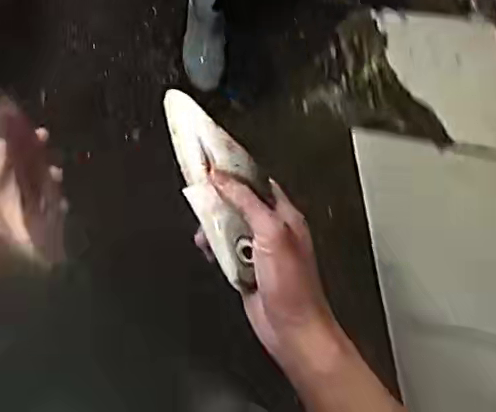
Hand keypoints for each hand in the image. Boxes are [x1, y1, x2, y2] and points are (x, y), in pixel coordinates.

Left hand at [0, 127, 62, 313]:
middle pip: (11, 165)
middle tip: (48, 145)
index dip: (8, 135)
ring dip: (41, 182)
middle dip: (30, 156)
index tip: (29, 128)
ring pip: (24, 190)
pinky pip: (31, 219)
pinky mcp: (9, 236)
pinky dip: (46, 212)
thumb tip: (10, 143)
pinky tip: (61, 207)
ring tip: (57, 176)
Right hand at [205, 177, 351, 379]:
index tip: (213, 161)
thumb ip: (246, 201)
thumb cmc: (293, 286)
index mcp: (285, 215)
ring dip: (213, 226)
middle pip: (238, 201)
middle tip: (201, 194)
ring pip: (228, 225)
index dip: (235, 170)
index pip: (256, 180)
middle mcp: (272, 229)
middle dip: (219, 199)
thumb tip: (221, 177)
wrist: (294, 334)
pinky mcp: (246, 268)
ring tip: (204, 231)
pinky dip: (212, 247)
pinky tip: (207, 249)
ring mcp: (258, 250)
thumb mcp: (270, 232)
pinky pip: (223, 249)